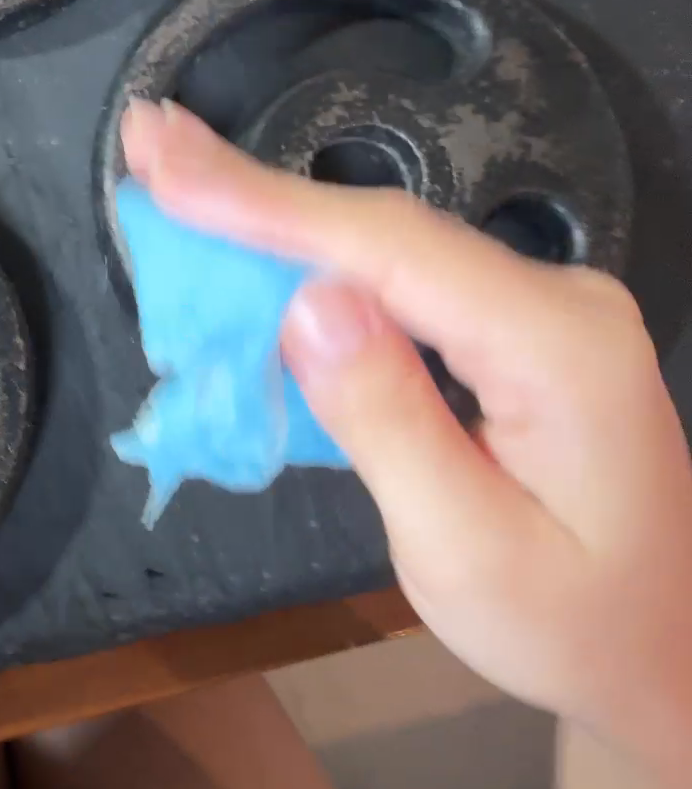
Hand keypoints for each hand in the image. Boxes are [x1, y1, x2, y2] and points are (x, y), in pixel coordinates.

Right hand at [121, 98, 691, 779]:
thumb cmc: (560, 617)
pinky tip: (235, 232)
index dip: (260, 204)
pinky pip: (371, 276)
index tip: (165, 168)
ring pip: (364, 241)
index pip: (380, 250)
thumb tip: (306, 308)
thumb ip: (387, 420)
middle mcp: (541, 299)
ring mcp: (512, 309)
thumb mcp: (463, 542)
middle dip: (243, 180)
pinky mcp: (478, 330)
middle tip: (149, 136)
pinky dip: (285, 251)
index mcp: (549, 345)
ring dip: (256, 206)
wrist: (658, 652)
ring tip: (171, 174)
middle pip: (368, 224)